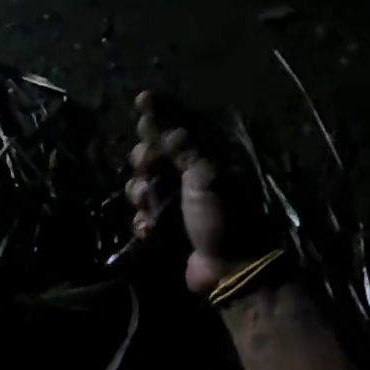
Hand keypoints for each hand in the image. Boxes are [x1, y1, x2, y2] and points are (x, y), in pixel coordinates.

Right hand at [126, 92, 266, 293]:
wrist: (229, 268)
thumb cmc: (224, 216)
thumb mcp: (206, 174)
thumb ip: (179, 144)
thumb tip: (155, 111)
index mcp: (208, 156)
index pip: (179, 123)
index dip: (160, 110)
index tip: (140, 100)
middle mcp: (191, 173)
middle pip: (154, 152)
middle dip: (146, 160)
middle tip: (147, 167)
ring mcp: (178, 200)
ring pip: (143, 184)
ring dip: (141, 195)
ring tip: (149, 209)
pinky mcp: (167, 225)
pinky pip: (143, 214)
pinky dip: (143, 222)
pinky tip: (149, 229)